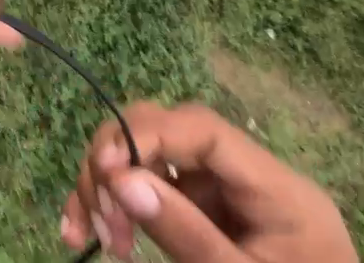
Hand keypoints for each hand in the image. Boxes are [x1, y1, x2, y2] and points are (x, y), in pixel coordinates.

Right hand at [60, 103, 356, 262]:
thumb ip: (188, 234)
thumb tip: (118, 179)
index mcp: (279, 188)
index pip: (202, 129)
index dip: (145, 136)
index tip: (105, 170)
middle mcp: (246, 176)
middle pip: (164, 131)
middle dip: (117, 164)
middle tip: (100, 216)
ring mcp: (220, 193)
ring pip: (144, 157)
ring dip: (105, 187)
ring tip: (92, 234)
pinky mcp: (199, 210)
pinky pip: (144, 187)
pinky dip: (110, 203)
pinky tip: (85, 230)